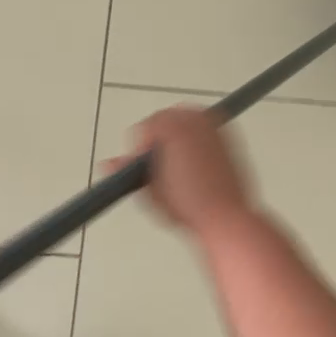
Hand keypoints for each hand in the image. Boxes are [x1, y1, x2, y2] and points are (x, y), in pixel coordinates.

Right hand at [120, 107, 254, 235]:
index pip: (144, 128)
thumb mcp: (149, 189)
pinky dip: (192, 138)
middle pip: (164, 118)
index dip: (138, 148)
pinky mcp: (227, 137)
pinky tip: (189, 161)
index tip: (140, 166)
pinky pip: (203, 128)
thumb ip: (127, 169)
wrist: (225, 217)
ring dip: (173, 137)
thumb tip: (108, 163)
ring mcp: (214, 127)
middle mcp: (196, 120)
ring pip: (183, 119)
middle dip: (155, 139)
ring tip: (171, 164)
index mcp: (173, 128)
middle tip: (153, 165)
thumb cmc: (189, 205)